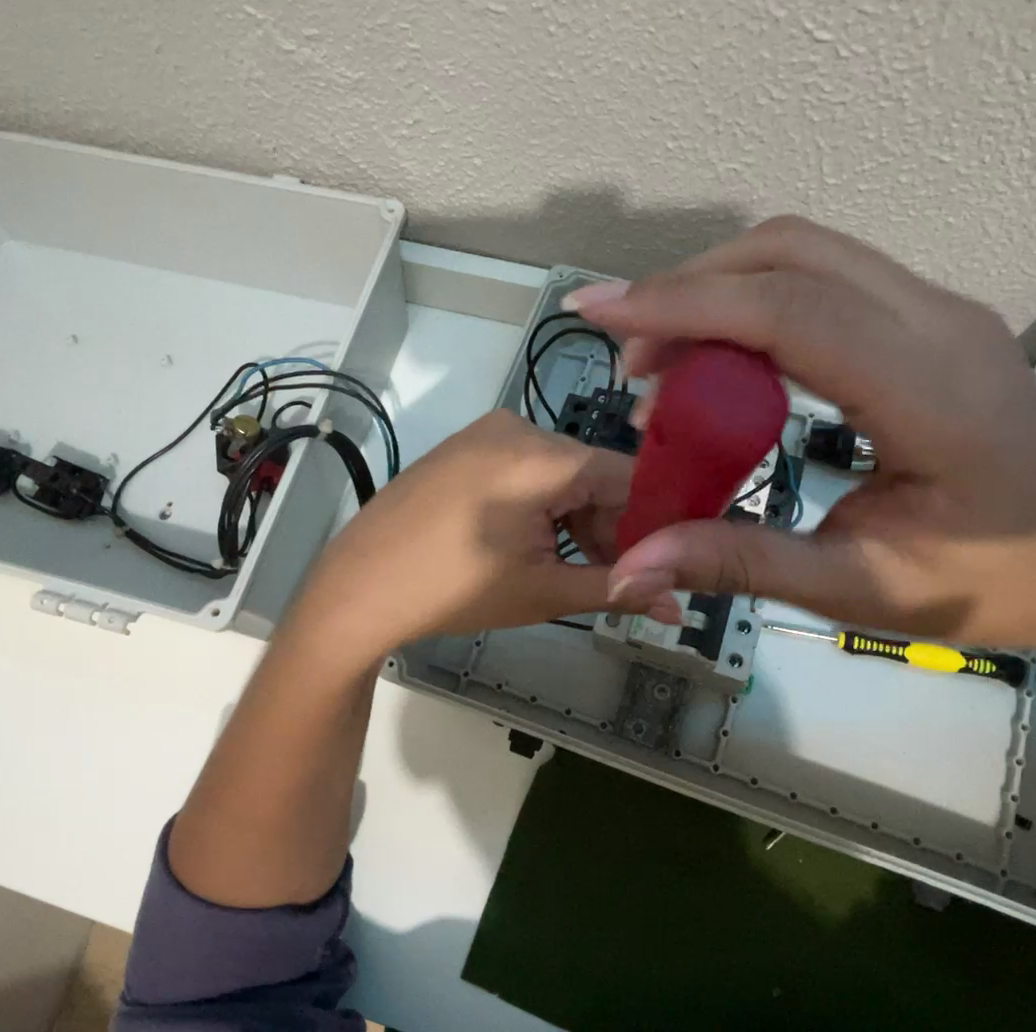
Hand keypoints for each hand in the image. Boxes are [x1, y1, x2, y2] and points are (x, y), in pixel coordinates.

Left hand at [281, 410, 656, 660]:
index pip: (629, 476)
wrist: (356, 589)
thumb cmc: (452, 591)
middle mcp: (517, 427)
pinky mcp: (466, 446)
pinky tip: (533, 546)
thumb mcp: (544, 593)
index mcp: (541, 455)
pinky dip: (544, 505)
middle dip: (612, 527)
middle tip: (612, 579)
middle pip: (594, 473)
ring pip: (562, 472)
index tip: (664, 564)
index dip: (654, 522)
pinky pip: (528, 468)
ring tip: (567, 570)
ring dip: (578, 520)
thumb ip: (617, 590)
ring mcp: (486, 433)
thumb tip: (679, 609)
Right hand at [567, 215, 1035, 653]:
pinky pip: (826, 278)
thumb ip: (741, 562)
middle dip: (690, 288)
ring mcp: (942, 308)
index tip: (600, 316)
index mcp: (934, 394)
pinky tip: (723, 357)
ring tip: (663, 361)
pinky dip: (756, 300)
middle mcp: (942, 323)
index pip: (792, 314)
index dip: (686, 306)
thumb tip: (632, 562)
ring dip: (719, 289)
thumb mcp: (856, 589)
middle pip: (792, 254)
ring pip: (806, 254)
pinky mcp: (930, 313)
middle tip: (630, 358)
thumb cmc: (984, 586)